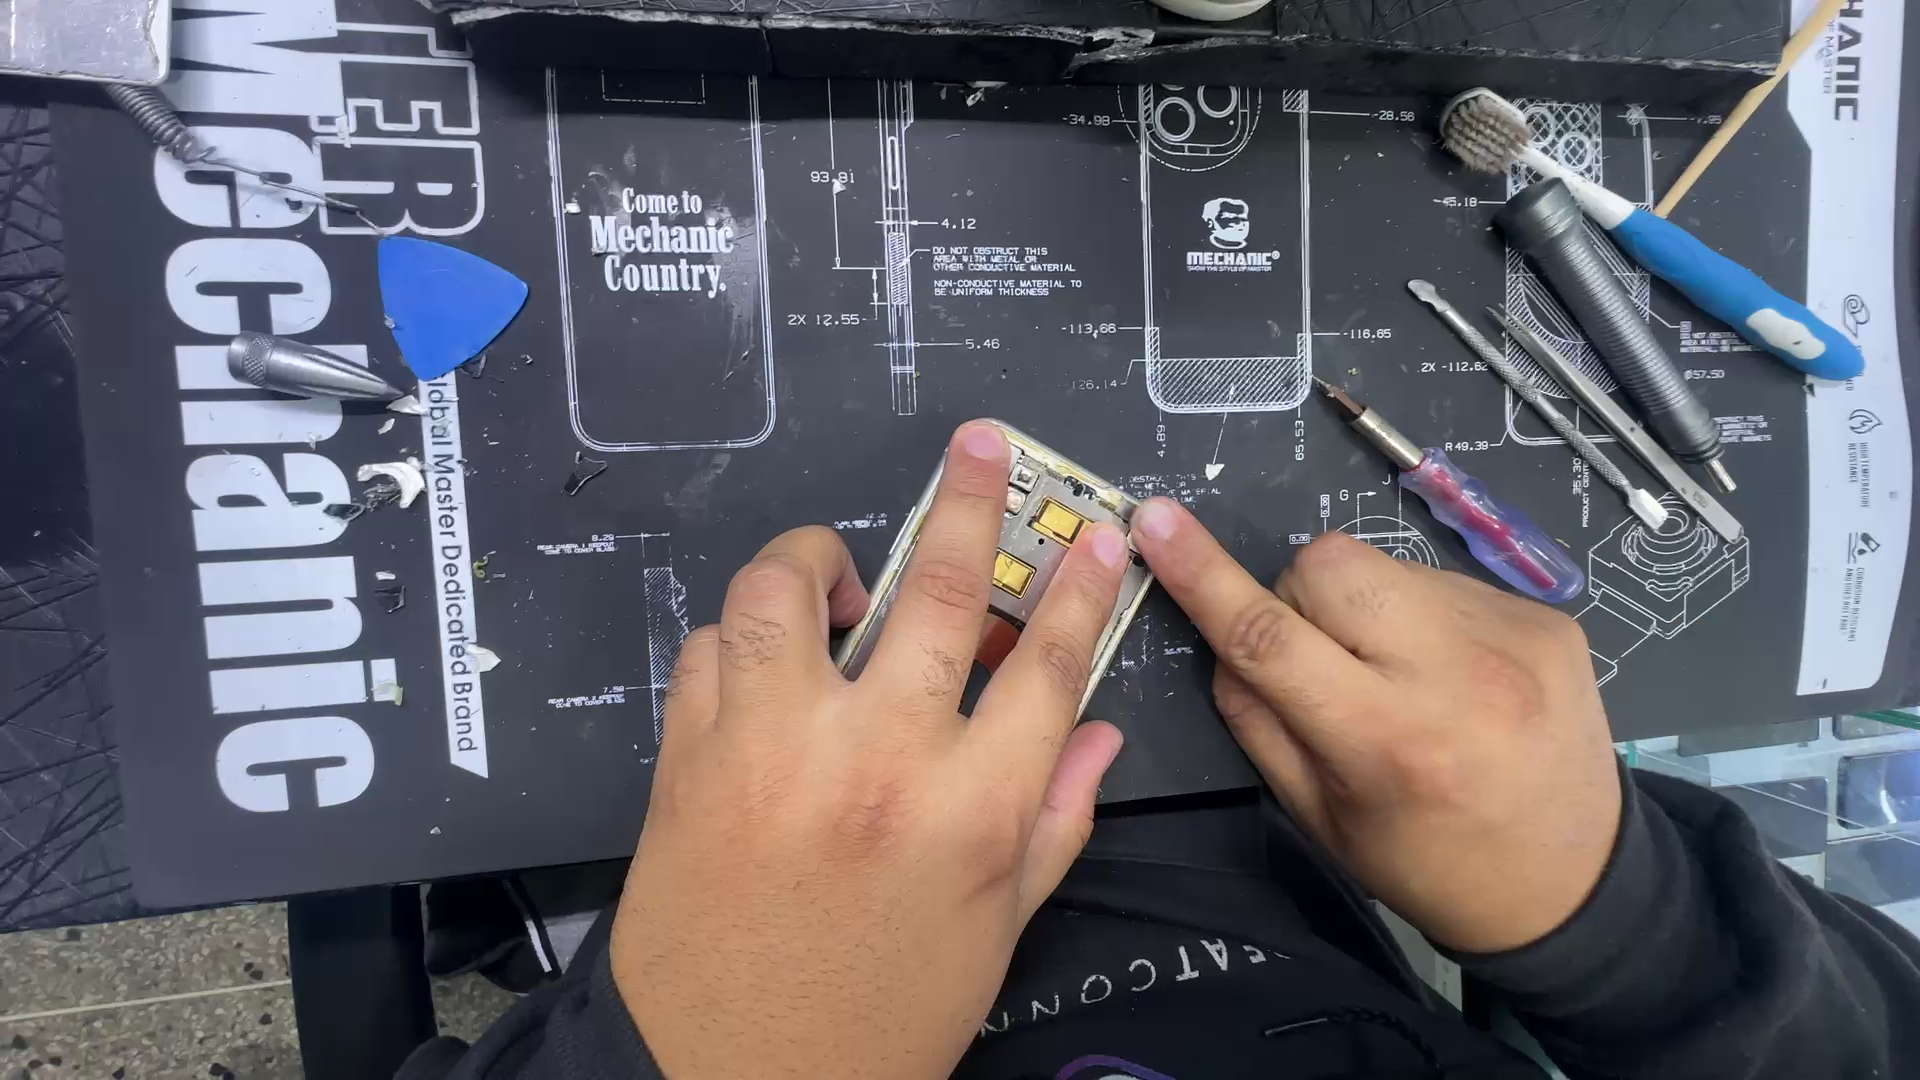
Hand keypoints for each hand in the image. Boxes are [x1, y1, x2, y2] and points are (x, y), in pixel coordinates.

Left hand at [610, 421, 1130, 1078]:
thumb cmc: (880, 1015)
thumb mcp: (993, 931)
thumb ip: (1056, 818)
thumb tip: (1099, 731)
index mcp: (968, 812)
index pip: (1049, 666)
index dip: (1080, 589)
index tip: (1094, 535)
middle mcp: (875, 758)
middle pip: (936, 594)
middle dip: (969, 504)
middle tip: (978, 444)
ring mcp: (770, 747)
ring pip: (781, 594)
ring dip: (812, 561)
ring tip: (835, 582)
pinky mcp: (688, 756)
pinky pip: (708, 650)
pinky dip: (739, 642)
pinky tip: (764, 672)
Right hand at [1130, 498, 1620, 953]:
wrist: (1578, 887)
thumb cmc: (1419, 858)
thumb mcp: (1311, 810)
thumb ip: (1252, 714)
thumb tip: (1222, 633)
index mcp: (1386, 740)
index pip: (1268, 638)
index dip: (1202, 576)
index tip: (1154, 521)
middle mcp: (1458, 673)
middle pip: (1324, 565)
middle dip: (1293, 596)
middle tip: (1316, 655)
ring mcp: (1513, 633)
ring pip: (1373, 562)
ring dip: (1355, 604)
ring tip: (1392, 667)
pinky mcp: (1547, 613)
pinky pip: (1428, 576)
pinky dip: (1408, 611)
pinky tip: (1441, 666)